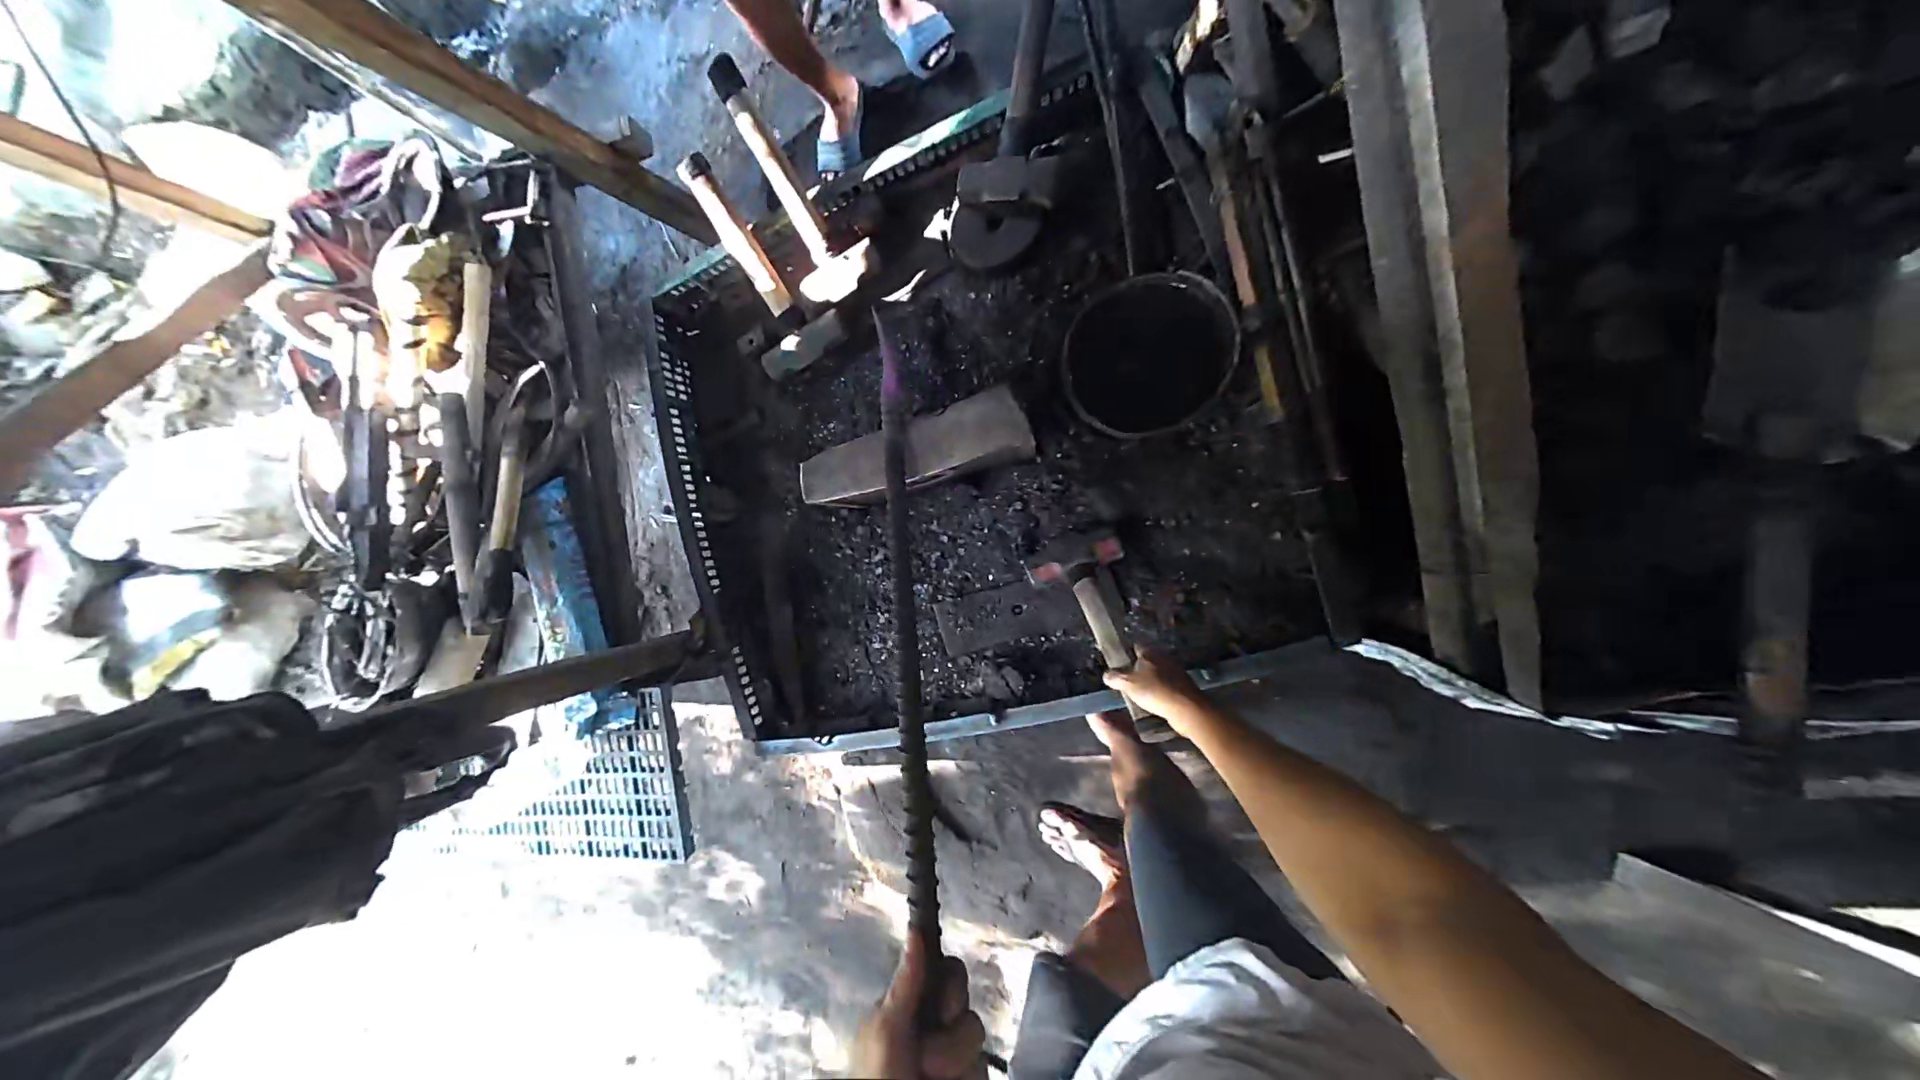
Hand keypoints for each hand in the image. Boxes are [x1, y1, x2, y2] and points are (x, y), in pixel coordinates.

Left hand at [849, 935, 986, 1078]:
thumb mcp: (886, 1032)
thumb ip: (906, 983)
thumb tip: (916, 929)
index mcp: (908, 1005)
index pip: (945, 970)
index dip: (951, 983)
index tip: (944, 1005)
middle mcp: (933, 1025)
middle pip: (965, 1000)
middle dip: (953, 1029)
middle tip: (928, 1057)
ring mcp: (952, 1056)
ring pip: (976, 1035)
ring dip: (956, 1061)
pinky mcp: (969, 1078)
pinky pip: (983, 1067)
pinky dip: (967, 1079)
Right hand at [1104, 649, 1216, 734]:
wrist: (1187, 707)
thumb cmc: (1154, 690)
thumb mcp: (1127, 683)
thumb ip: (1114, 677)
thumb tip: (1107, 675)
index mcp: (1150, 651)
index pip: (1135, 647)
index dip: (1126, 654)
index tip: (1118, 664)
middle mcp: (1164, 657)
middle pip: (1147, 660)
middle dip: (1138, 669)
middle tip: (1127, 681)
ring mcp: (1176, 671)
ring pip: (1157, 673)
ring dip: (1150, 681)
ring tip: (1139, 694)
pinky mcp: (1184, 685)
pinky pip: (1166, 685)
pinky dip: (1160, 691)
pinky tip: (1154, 701)